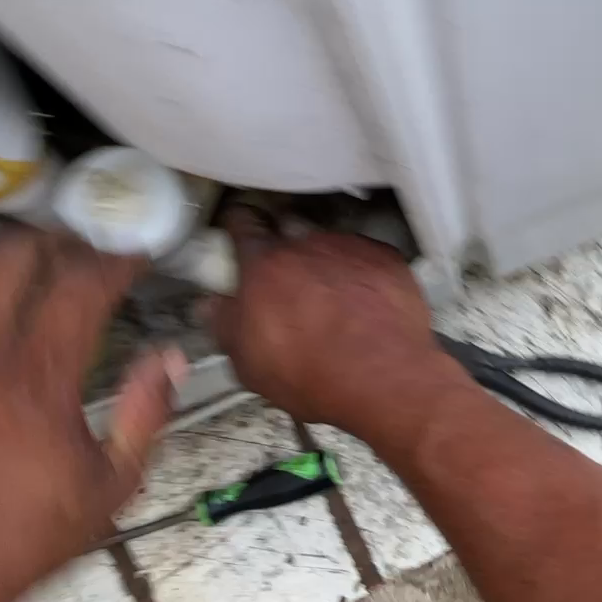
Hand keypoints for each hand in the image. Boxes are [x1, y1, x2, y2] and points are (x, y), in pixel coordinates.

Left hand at [0, 230, 182, 601]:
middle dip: (47, 244)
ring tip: (10, 265)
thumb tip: (169, 356)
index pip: (80, 295)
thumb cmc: (29, 539)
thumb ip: (145, 413)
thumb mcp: (114, 485)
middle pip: (5, 267)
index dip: (111, 265)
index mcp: (39, 387)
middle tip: (71, 247)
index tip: (131, 258)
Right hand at [211, 209, 466, 436]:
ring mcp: (352, 248)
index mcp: (264, 263)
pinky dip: (366, 275)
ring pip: (333, 247)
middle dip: (290, 254)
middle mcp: (307, 244)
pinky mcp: (388, 259)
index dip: (241, 228)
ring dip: (331, 265)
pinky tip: (370, 304)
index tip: (243, 234)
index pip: (242, 224)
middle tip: (295, 286)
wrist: (381, 378)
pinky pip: (369, 259)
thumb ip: (226, 325)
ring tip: (339, 301)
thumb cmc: (311, 374)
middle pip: (291, 234)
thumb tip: (214, 306)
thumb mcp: (248, 363)